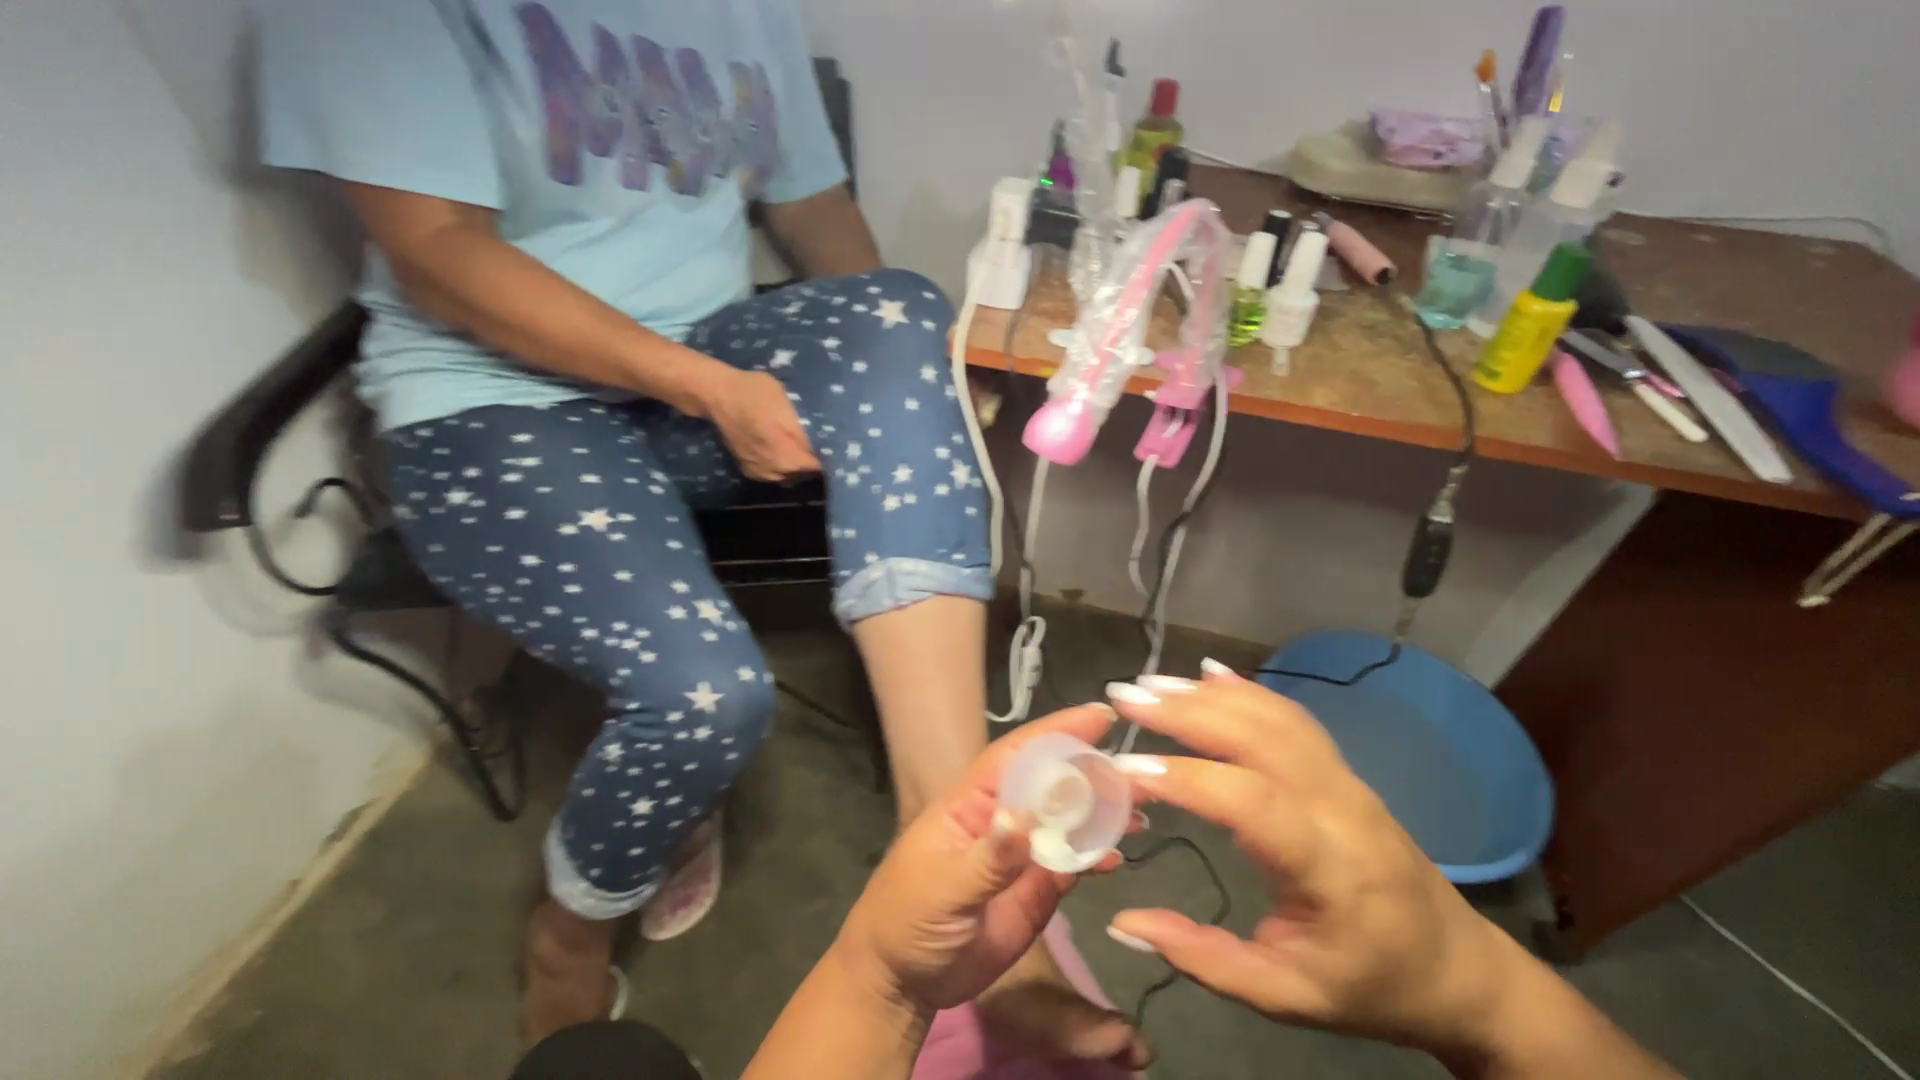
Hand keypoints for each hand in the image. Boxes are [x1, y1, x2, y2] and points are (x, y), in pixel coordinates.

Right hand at [693, 366, 819, 482]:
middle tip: (816, 445)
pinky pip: (771, 473)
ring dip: (794, 466)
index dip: (826, 458)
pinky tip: (779, 450)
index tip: (832, 448)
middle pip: (801, 475)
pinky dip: (778, 466)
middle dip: (809, 463)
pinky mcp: (746, 468)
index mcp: (786, 458)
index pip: (816, 468)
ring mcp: (758, 472)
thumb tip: (817, 452)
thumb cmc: (755, 395)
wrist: (717, 395)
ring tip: (798, 448)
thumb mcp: (787, 407)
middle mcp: (773, 472)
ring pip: (786, 476)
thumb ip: (803, 434)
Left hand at [831, 704, 1126, 1014]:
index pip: (1018, 755)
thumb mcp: (942, 888)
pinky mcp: (1037, 888)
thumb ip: (987, 857)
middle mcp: (1004, 818)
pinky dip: (1098, 856)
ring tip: (1141, 810)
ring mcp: (1023, 853)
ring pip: (1070, 820)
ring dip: (1104, 812)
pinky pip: (1074, 862)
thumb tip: (1023, 819)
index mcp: (972, 802)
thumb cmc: (907, 920)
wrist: (904, 981)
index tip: (1100, 715)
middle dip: (1093, 772)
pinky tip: (1118, 857)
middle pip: (1053, 783)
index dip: (1057, 732)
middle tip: (1139, 772)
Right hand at [1105, 667, 1529, 1057]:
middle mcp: (1341, 808)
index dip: (1187, 780)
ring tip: (1150, 686)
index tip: (1125, 768)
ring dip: (1211, 695)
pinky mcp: (1344, 773)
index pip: (1252, 803)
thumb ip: (1202, 958)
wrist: (1458, 970)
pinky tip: (1209, 674)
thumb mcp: (1284, 995)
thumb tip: (1122, 921)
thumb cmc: (1370, 987)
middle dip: (1188, 713)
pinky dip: (1247, 690)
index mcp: (1331, 869)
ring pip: (1276, 718)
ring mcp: (1348, 782)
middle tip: (1125, 699)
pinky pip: (1294, 719)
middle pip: (1262, 739)